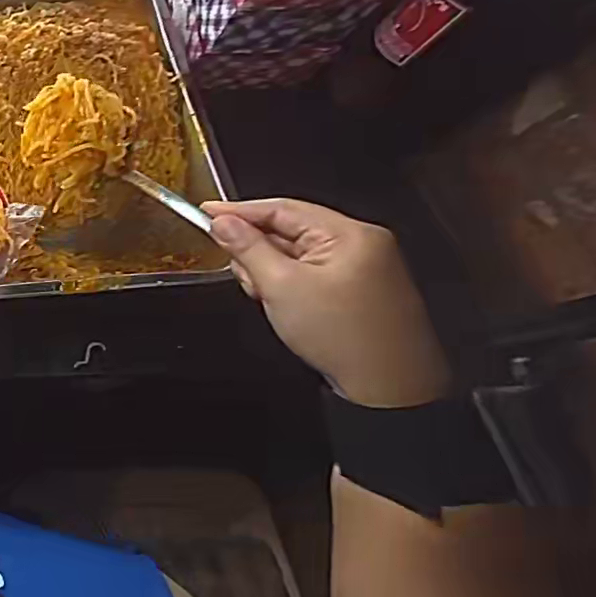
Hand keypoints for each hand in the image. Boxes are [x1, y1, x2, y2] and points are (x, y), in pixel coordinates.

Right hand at [202, 198, 448, 406]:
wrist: (388, 388)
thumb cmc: (345, 337)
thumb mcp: (281, 286)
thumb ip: (248, 248)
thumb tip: (223, 223)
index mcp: (349, 234)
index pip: (281, 208)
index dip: (238, 210)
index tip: (206, 211)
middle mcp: (360, 244)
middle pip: (287, 230)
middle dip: (256, 250)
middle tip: (241, 272)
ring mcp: (362, 267)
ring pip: (294, 253)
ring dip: (270, 271)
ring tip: (268, 297)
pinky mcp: (357, 288)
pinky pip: (308, 271)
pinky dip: (287, 283)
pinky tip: (281, 303)